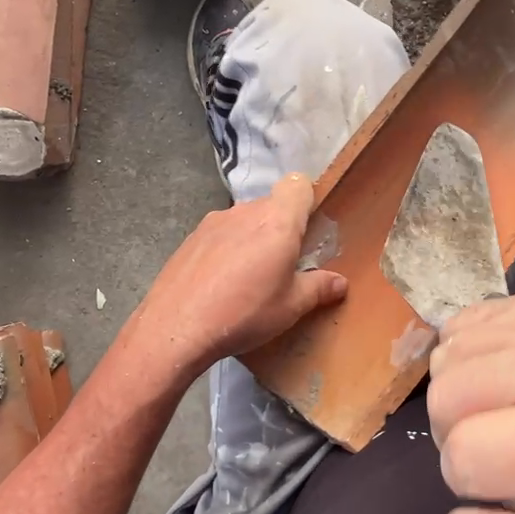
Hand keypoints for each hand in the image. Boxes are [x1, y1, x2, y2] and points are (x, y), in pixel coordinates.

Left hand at [127, 174, 346, 374]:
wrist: (174, 329)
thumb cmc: (244, 313)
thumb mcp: (290, 308)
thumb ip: (318, 289)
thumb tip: (340, 282)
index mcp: (277, 221)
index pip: (298, 185)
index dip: (307, 200)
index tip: (309, 229)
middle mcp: (245, 212)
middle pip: (271, 205)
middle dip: (282, 227)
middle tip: (284, 264)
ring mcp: (213, 222)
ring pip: (244, 220)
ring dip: (253, 239)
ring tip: (249, 278)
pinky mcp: (190, 238)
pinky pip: (220, 234)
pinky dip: (227, 249)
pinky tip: (220, 284)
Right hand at [427, 292, 514, 513]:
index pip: (464, 458)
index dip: (474, 483)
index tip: (513, 485)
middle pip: (444, 400)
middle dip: (456, 435)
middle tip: (502, 448)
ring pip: (445, 359)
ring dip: (458, 395)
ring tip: (504, 411)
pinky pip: (461, 327)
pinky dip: (466, 357)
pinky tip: (503, 378)